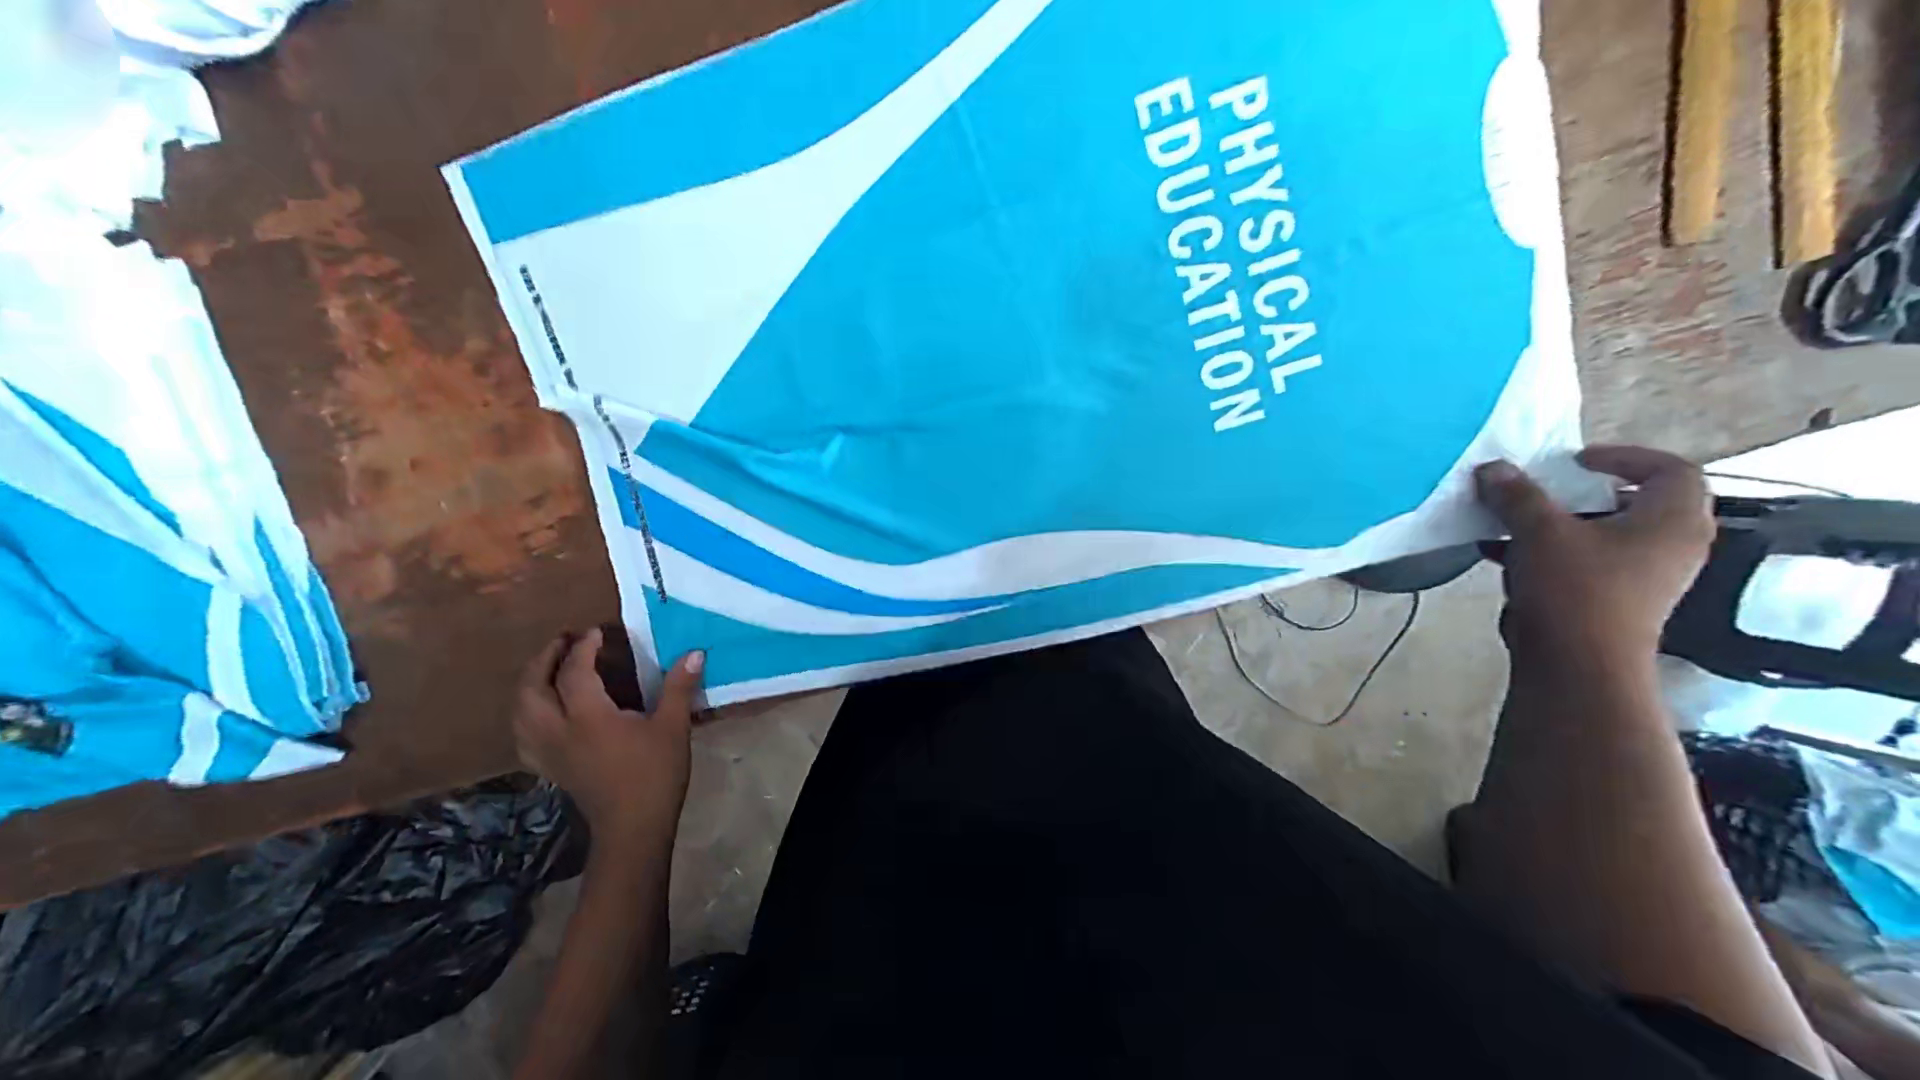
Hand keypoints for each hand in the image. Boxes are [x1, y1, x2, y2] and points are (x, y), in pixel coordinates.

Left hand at [516, 628, 704, 857]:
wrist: (633, 828)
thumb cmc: (654, 774)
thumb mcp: (672, 727)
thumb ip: (679, 687)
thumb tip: (694, 653)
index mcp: (587, 717)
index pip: (574, 671)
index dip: (583, 647)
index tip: (596, 632)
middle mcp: (558, 730)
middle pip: (532, 687)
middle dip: (544, 659)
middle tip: (563, 642)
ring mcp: (548, 751)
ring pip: (520, 711)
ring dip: (529, 684)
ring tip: (548, 669)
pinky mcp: (549, 768)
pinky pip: (523, 735)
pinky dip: (526, 715)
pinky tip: (539, 712)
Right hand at [1476, 445, 1714, 673]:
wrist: (1577, 665)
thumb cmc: (1575, 589)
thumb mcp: (1540, 532)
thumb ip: (1517, 496)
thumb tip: (1494, 468)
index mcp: (1671, 522)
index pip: (1671, 470)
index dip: (1627, 456)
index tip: (1576, 460)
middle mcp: (1669, 546)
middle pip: (1633, 503)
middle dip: (1582, 492)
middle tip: (1543, 488)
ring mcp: (1642, 577)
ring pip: (1603, 534)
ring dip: (1557, 523)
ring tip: (1512, 520)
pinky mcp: (1612, 600)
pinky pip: (1583, 562)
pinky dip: (1547, 551)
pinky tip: (1500, 553)